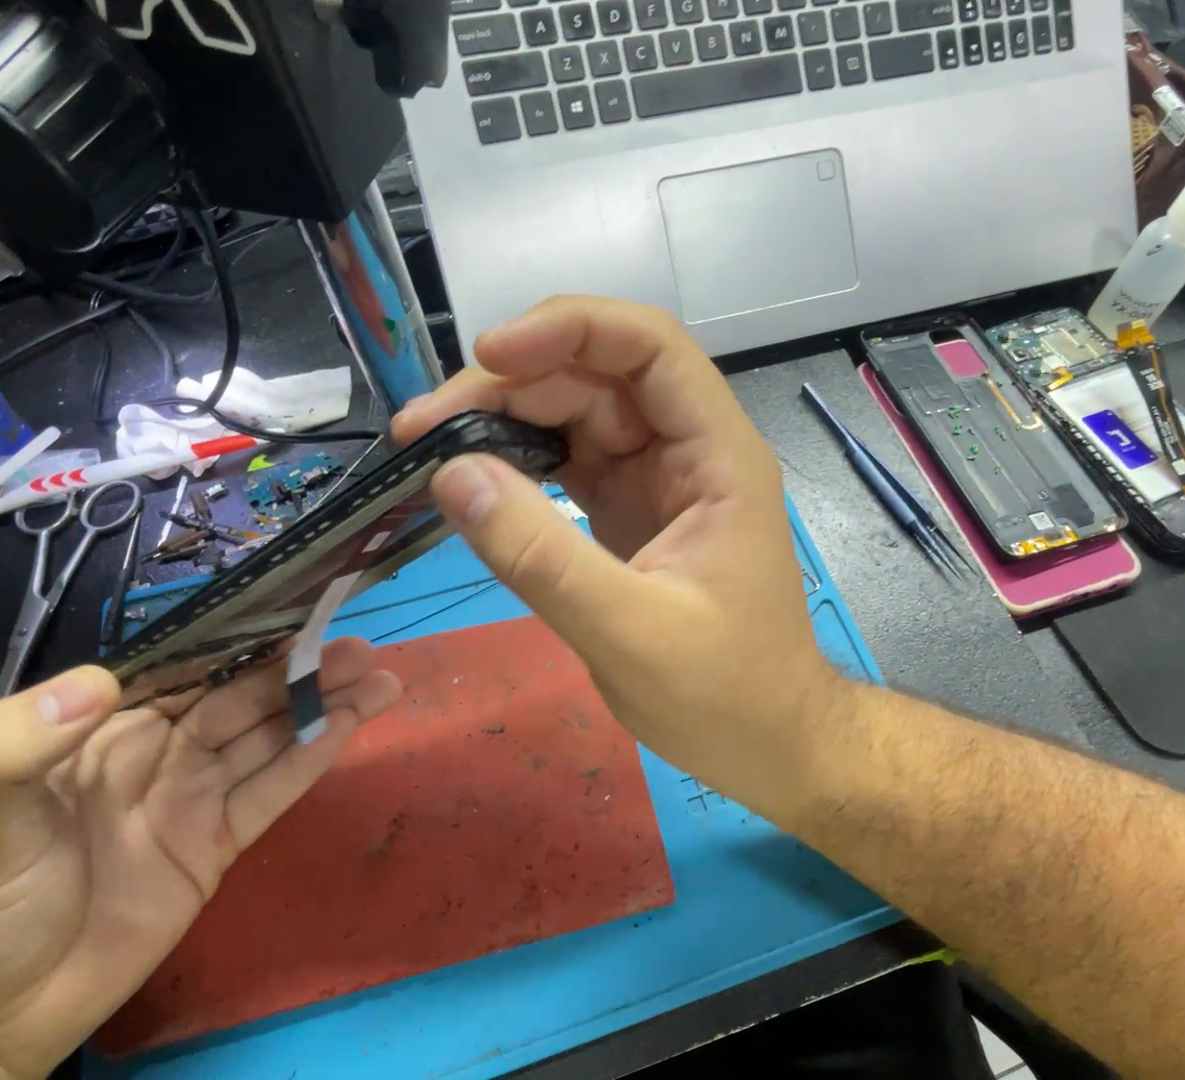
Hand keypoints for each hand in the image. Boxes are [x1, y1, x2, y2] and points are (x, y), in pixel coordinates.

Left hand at [0, 643, 400, 1079]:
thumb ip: (13, 747)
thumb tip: (101, 681)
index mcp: (101, 729)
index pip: (182, 669)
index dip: (238, 639)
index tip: (293, 609)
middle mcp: (156, 752)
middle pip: (241, 699)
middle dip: (299, 670)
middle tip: (359, 648)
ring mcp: (190, 800)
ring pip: (268, 739)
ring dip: (321, 706)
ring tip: (378, 679)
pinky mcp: (215, 846)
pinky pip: (270, 793)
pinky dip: (311, 759)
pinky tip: (349, 727)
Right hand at [393, 296, 841, 800]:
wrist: (763, 742)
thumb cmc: (722, 694)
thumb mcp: (629, 633)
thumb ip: (542, 556)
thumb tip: (452, 474)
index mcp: (718, 456)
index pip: (649, 348)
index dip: (570, 329)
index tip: (488, 355)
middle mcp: (689, 449)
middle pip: (597, 375)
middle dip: (509, 383)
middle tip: (421, 427)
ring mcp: (657, 477)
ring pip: (575, 413)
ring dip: (502, 418)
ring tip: (427, 448)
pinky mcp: (627, 509)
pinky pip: (567, 460)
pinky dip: (515, 460)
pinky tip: (469, 478)